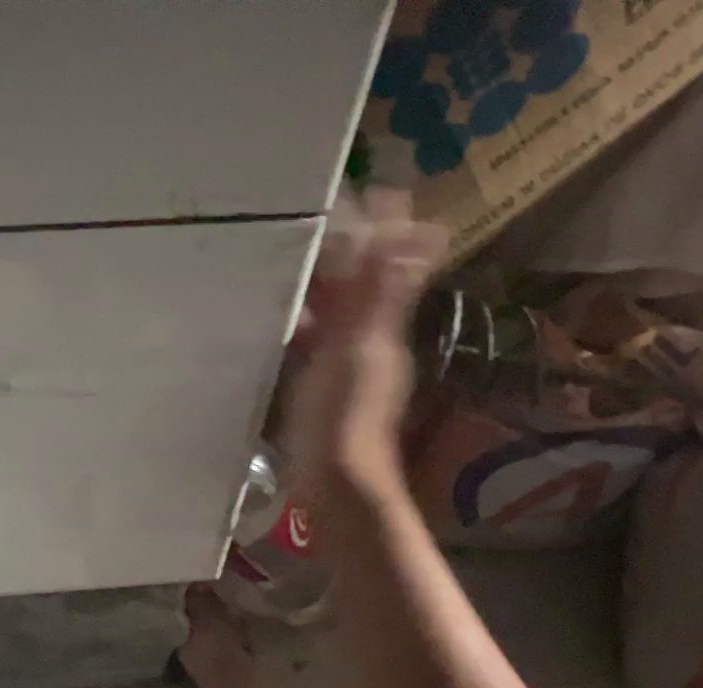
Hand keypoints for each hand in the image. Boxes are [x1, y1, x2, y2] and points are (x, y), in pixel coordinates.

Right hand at [282, 191, 446, 503]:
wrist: (333, 485)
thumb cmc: (342, 417)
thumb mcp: (359, 350)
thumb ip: (382, 294)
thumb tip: (423, 230)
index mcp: (382, 328)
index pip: (387, 264)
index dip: (380, 226)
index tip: (363, 189)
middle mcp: (371, 342)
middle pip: (362, 285)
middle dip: (347, 249)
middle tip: (317, 213)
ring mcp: (347, 367)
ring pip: (338, 313)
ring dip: (322, 284)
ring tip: (289, 256)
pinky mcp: (323, 390)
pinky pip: (316, 344)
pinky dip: (303, 324)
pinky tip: (278, 319)